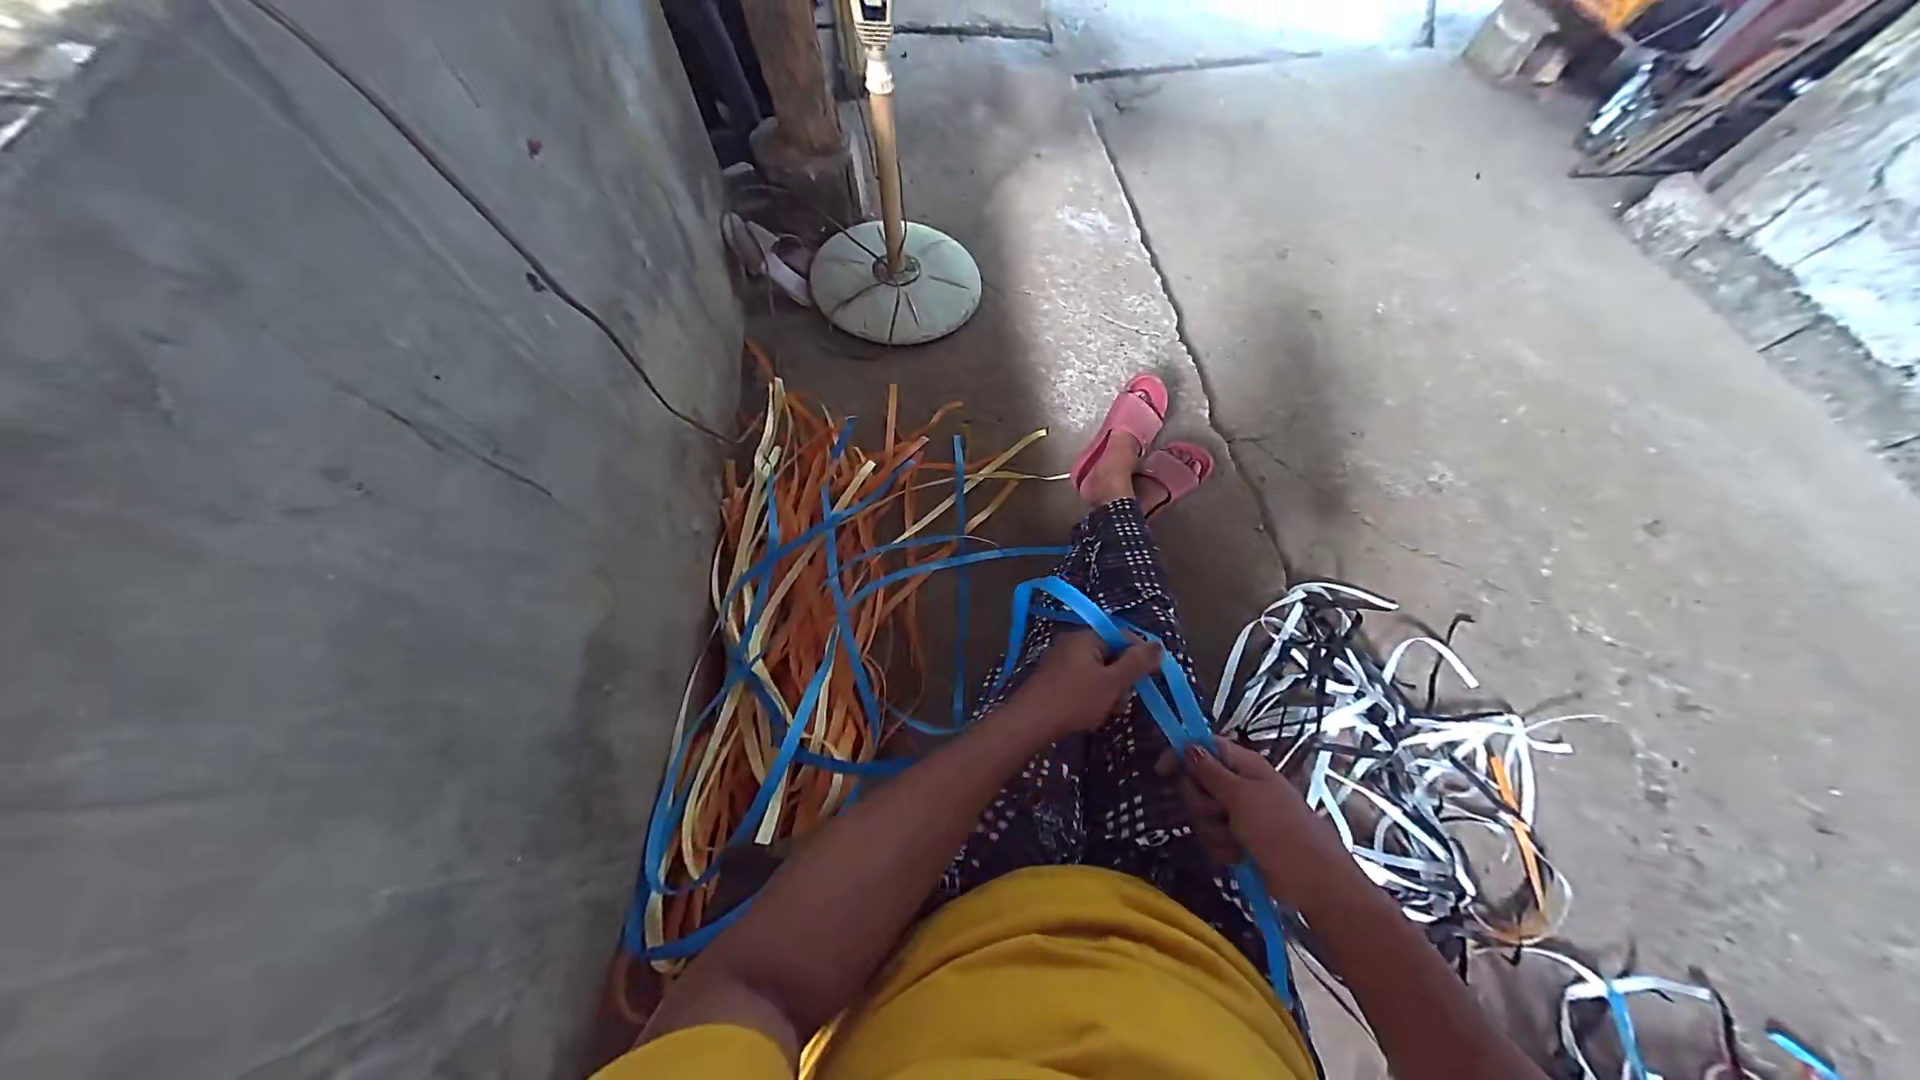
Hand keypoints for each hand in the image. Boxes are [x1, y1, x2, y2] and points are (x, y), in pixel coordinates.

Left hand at [1004, 630, 1160, 737]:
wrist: (1030, 722)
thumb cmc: (1074, 699)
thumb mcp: (1112, 682)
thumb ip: (1137, 663)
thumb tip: (1158, 644)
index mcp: (1085, 637)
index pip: (1123, 637)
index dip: (1141, 656)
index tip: (1152, 678)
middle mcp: (1071, 643)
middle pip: (1111, 656)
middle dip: (1121, 680)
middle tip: (1119, 701)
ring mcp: (1060, 661)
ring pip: (1097, 673)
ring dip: (1107, 692)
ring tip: (1103, 712)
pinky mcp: (1053, 680)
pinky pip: (1082, 682)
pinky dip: (1091, 697)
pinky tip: (1089, 716)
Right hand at [1171, 736, 1354, 911]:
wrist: (1314, 883)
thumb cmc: (1281, 831)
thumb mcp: (1242, 797)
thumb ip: (1209, 772)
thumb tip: (1187, 746)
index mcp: (1244, 766)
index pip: (1203, 748)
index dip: (1182, 755)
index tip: (1163, 770)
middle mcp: (1239, 786)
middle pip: (1196, 783)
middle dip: (1201, 802)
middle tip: (1219, 812)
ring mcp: (1238, 814)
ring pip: (1201, 814)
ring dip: (1213, 830)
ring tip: (1237, 840)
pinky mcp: (1238, 840)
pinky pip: (1212, 837)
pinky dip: (1222, 848)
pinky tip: (1239, 855)